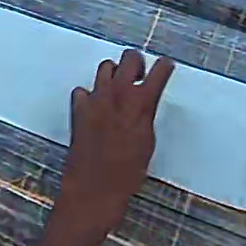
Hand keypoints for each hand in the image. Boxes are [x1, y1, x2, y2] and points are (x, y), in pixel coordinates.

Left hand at [52, 49, 174, 245]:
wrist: (94, 188)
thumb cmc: (126, 173)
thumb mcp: (147, 142)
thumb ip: (146, 115)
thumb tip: (144, 105)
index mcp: (141, 102)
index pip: (159, 71)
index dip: (164, 67)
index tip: (166, 65)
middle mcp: (118, 94)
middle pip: (129, 57)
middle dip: (137, 62)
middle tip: (139, 74)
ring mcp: (96, 98)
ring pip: (105, 67)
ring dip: (113, 73)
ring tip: (117, 87)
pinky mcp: (79, 107)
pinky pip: (83, 89)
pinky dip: (89, 94)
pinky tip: (94, 106)